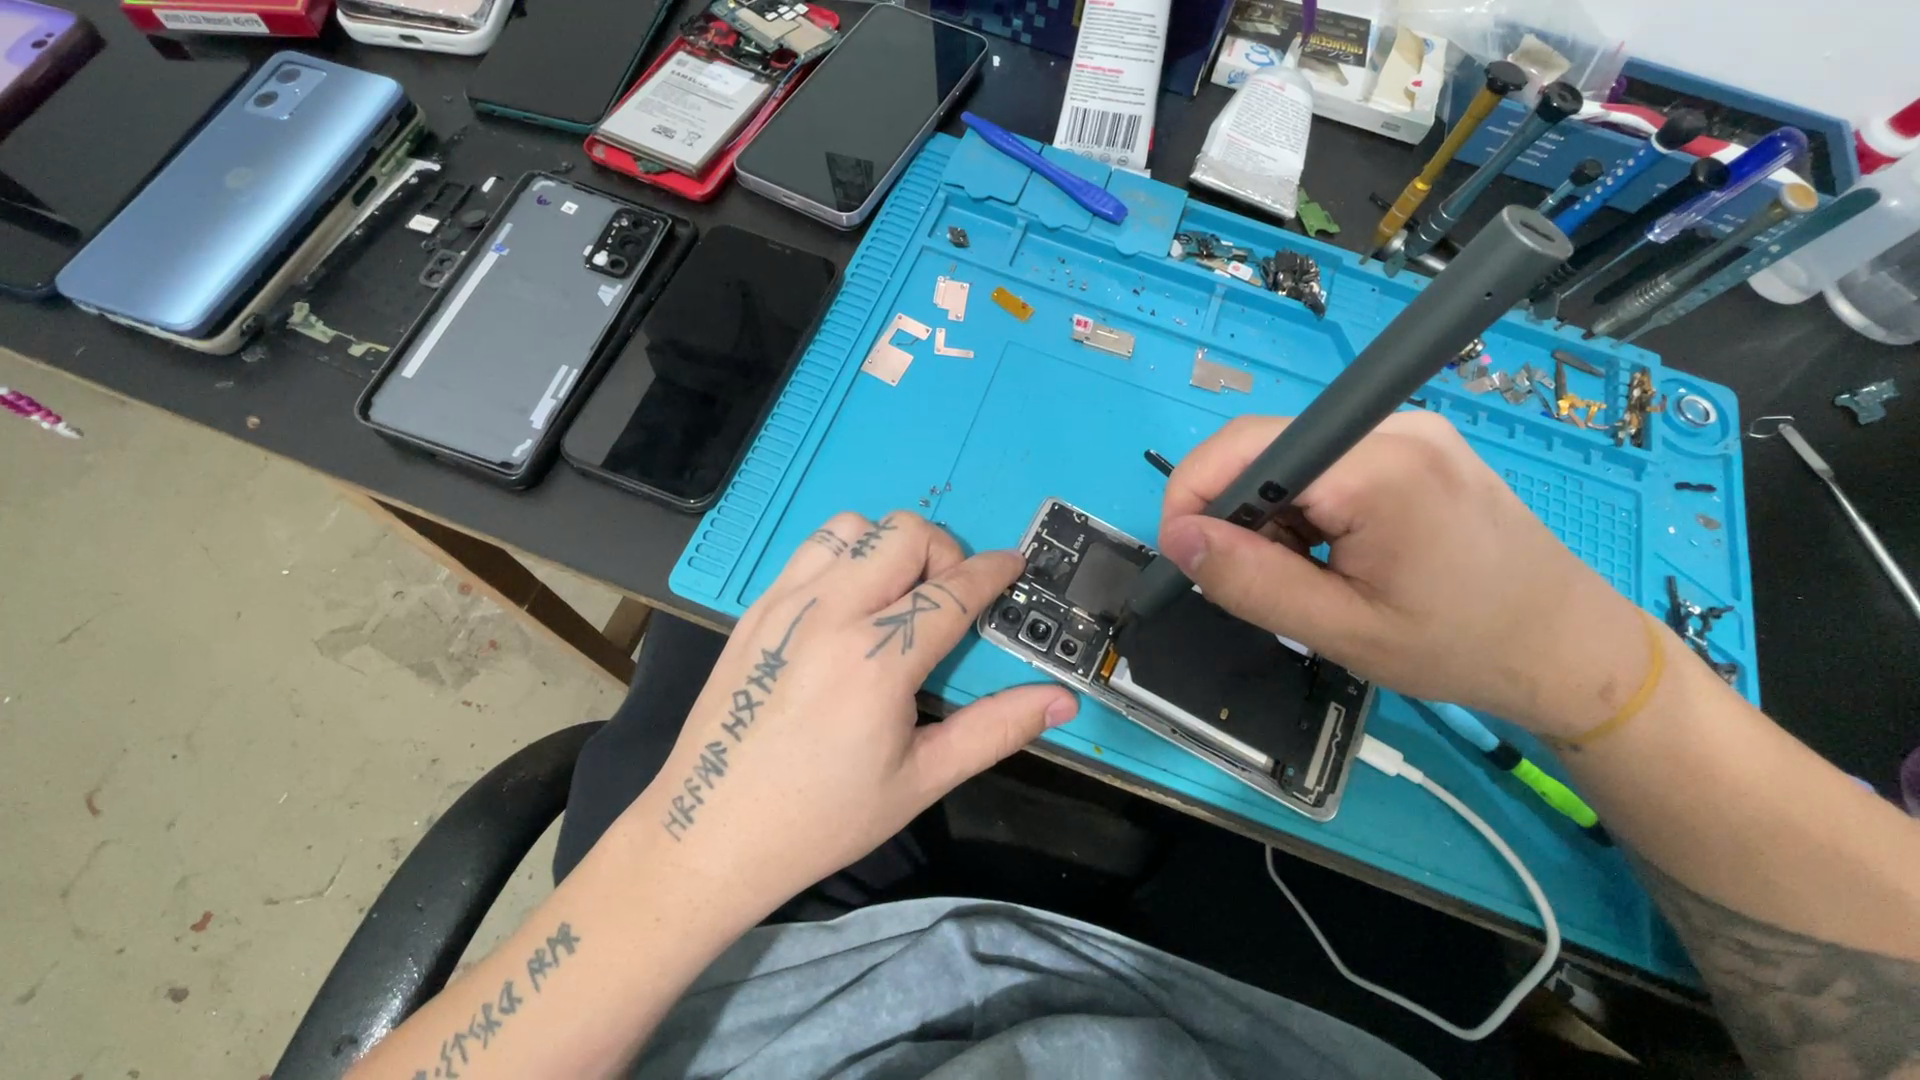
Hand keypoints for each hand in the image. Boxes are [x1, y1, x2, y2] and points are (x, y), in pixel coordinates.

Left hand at [623, 512, 1077, 913]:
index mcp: (877, 661)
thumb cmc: (822, 819)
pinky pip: (809, 551)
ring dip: (889, 548)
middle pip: (904, 533)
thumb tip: (1061, 701)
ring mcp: (784, 605)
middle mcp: (830, 615)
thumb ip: (995, 730)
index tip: (1012, 568)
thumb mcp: (920, 782)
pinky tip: (847, 609)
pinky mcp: (754, 611)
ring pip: (853, 527)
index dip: (993, 572)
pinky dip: (844, 558)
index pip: (952, 590)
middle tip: (950, 598)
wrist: (710, 833)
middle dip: (944, 552)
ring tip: (896, 597)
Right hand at [1157, 413, 1648, 738]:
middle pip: (1266, 447)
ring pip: (1292, 457)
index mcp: (1379, 469)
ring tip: (1308, 573)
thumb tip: (1178, 539)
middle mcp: (1393, 428)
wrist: (1570, 646)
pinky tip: (1334, 552)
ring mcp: (1410, 431)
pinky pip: (1327, 462)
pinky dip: (1306, 507)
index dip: (1194, 495)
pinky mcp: (1417, 445)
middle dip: (1235, 511)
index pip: (1245, 449)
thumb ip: (1251, 582)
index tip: (1184, 555)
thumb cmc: (1460, 648)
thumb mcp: (1341, 630)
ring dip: (1272, 513)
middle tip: (1252, 576)